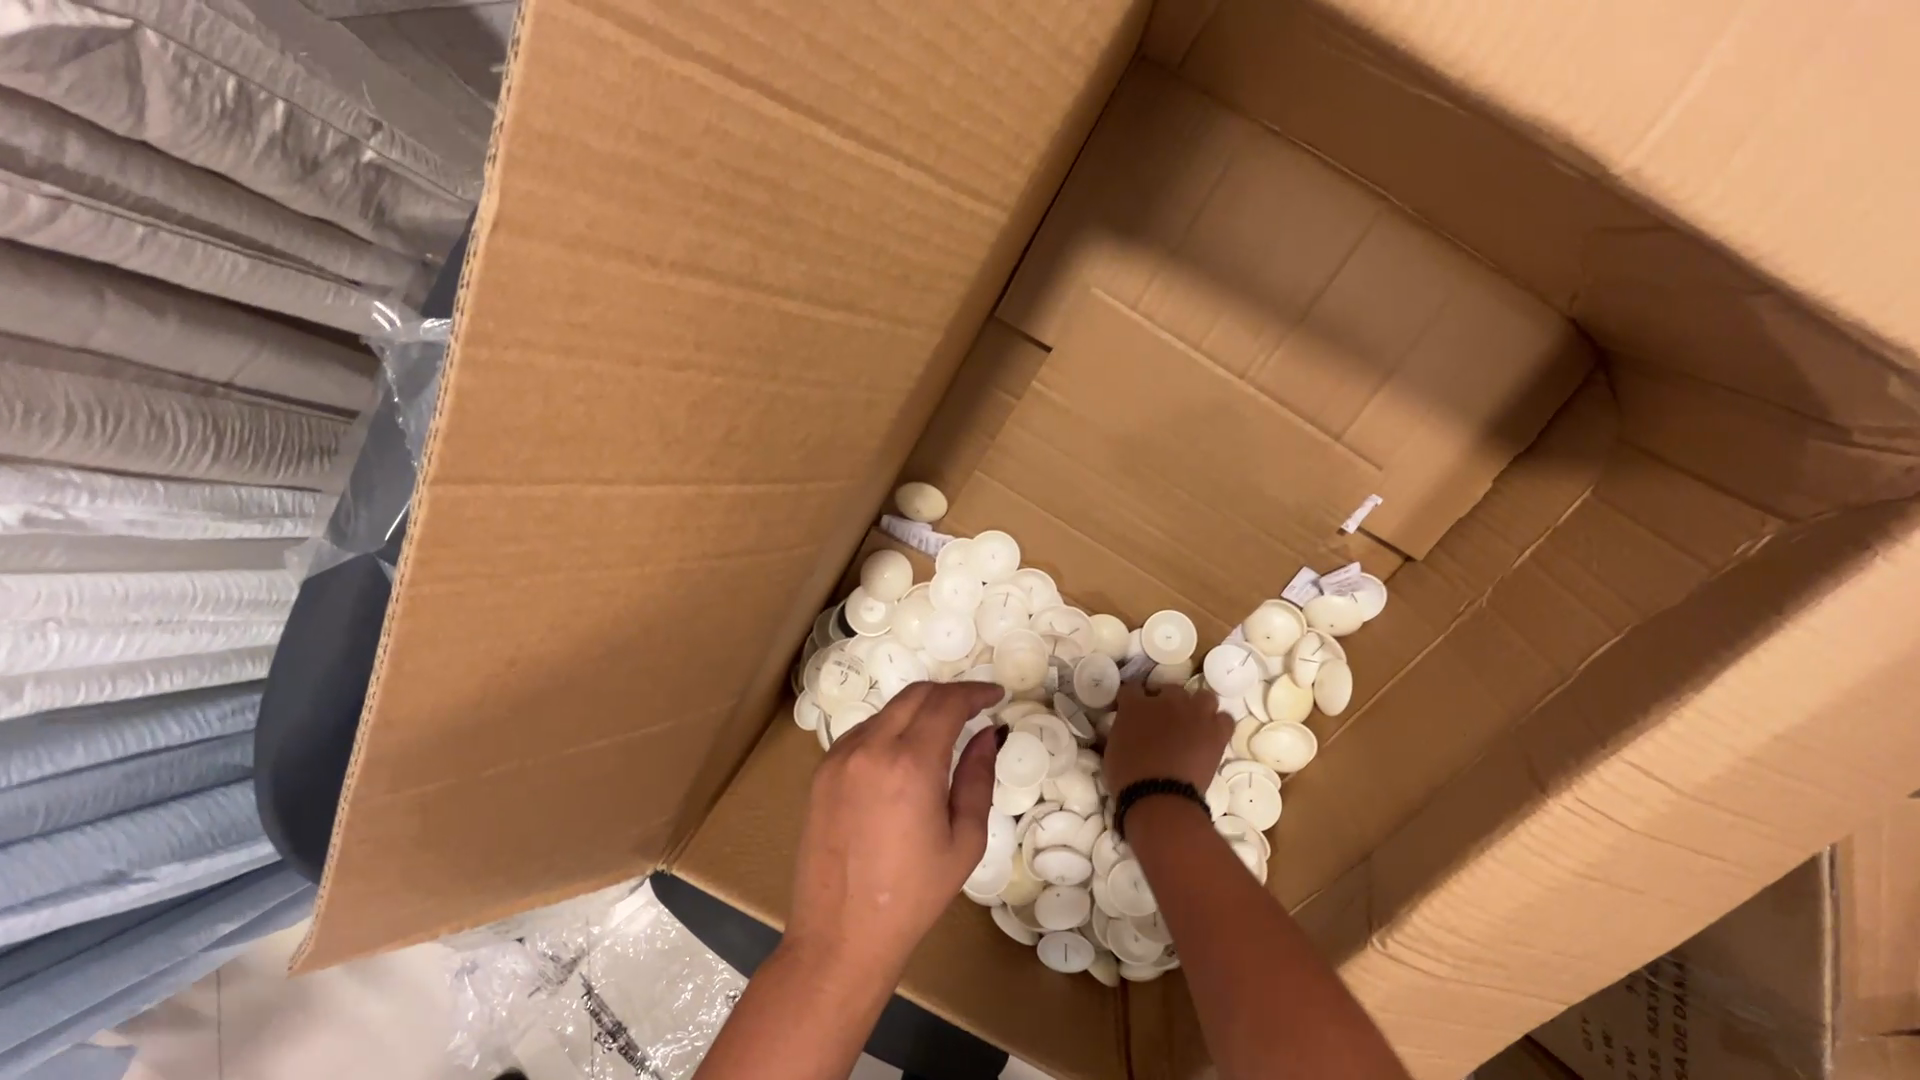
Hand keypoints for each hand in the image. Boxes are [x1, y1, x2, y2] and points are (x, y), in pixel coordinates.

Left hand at [787, 680, 1005, 974]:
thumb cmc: (913, 895)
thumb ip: (977, 778)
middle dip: (948, 693)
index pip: (946, 703)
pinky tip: (905, 754)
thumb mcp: (964, 840)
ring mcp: (839, 758)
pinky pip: (862, 734)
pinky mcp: (821, 773)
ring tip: (943, 730)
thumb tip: (987, 734)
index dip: (974, 692)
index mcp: (910, 764)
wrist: (840, 934)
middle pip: (914, 695)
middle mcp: (870, 748)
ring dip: (918, 710)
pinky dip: (890, 729)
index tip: (995, 695)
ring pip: (886, 711)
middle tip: (975, 706)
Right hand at [1102, 682, 1230, 794]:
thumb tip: (1126, 729)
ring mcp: (1194, 714)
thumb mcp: (1112, 750)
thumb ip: (1120, 731)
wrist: (1160, 797)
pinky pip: (1225, 719)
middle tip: (1163, 720)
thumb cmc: (1127, 777)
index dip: (1133, 698)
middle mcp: (1166, 701)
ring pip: (1202, 696)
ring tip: (1192, 723)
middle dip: (1166, 701)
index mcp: (1135, 705)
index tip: (1132, 708)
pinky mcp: (1216, 732)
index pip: (1132, 689)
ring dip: (1196, 707)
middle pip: (1170, 689)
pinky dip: (1218, 725)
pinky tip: (1211, 735)